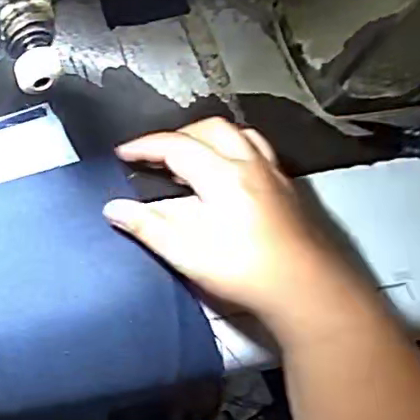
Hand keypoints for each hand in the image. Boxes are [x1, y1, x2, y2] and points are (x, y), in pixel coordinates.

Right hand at [102, 119, 358, 336]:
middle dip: (177, 136)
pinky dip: (232, 149)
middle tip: (154, 156)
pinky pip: (257, 150)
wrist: (305, 289)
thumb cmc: (243, 272)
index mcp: (222, 176)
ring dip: (207, 138)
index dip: (145, 147)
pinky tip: (225, 174)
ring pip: (238, 134)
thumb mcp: (185, 253)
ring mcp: (272, 174)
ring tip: (189, 157)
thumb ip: (147, 227)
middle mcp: (250, 164)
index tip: (123, 155)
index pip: (176, 146)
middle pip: (209, 129)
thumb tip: (113, 208)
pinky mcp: (286, 188)